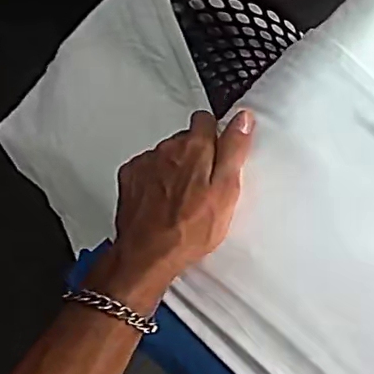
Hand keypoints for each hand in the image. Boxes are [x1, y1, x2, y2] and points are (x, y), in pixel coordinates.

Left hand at [85, 110, 253, 307]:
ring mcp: (146, 163)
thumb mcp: (227, 190)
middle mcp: (167, 149)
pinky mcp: (130, 178)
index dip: (216, 133)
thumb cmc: (191, 228)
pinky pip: (148, 169)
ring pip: (167, 154)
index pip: (206, 119)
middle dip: (197, 154)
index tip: (222, 151)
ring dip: (176, 167)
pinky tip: (165, 200)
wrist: (149, 255)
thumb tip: (243, 119)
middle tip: (207, 183)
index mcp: (195, 148)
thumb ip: (234, 149)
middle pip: (186, 138)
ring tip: (186, 196)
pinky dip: (156, 179)